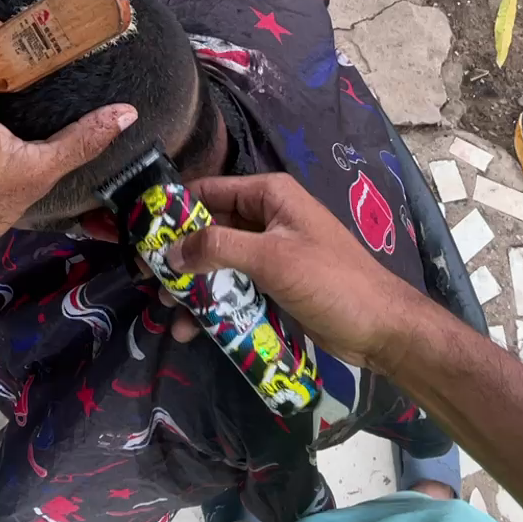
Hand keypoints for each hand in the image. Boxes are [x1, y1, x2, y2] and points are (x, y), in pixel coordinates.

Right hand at [165, 171, 432, 369]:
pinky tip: (192, 329)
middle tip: (146, 278)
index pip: (210, 191)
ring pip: (218, 262)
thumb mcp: (271, 258)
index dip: (175, 210)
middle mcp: (266, 217)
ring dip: (192, 285)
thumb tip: (169, 251)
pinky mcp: (273, 284)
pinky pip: (234, 287)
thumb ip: (218, 249)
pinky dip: (213, 304)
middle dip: (179, 254)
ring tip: (165, 309)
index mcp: (269, 195)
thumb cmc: (330, 280)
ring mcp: (269, 253)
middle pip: (210, 229)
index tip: (140, 232)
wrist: (382, 329)